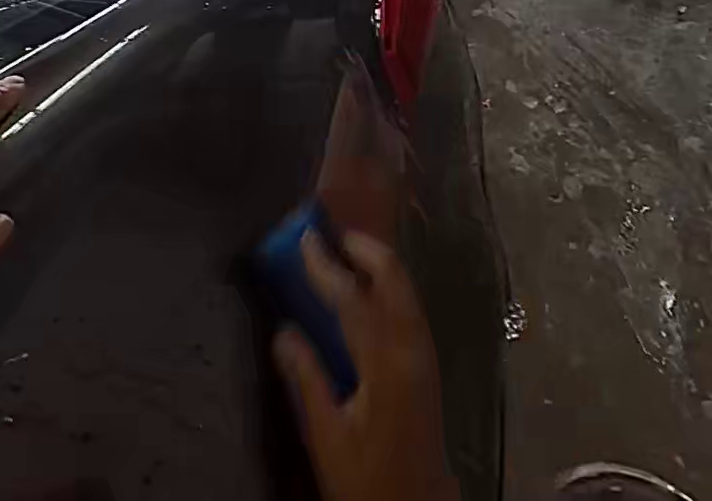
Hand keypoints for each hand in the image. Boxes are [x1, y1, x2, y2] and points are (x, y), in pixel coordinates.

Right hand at [273, 230, 458, 500]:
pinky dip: (389, 282)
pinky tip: (369, 286)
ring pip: (405, 288)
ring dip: (378, 263)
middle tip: (333, 236)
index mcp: (385, 365)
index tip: (306, 240)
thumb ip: (306, 381)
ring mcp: (425, 351)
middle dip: (365, 249)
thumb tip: (284, 332)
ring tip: (347, 251)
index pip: (352, 299)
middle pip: (394, 279)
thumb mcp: (327, 438)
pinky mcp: (427, 359)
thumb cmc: (369, 480)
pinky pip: (408, 303)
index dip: (326, 266)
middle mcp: (412, 347)